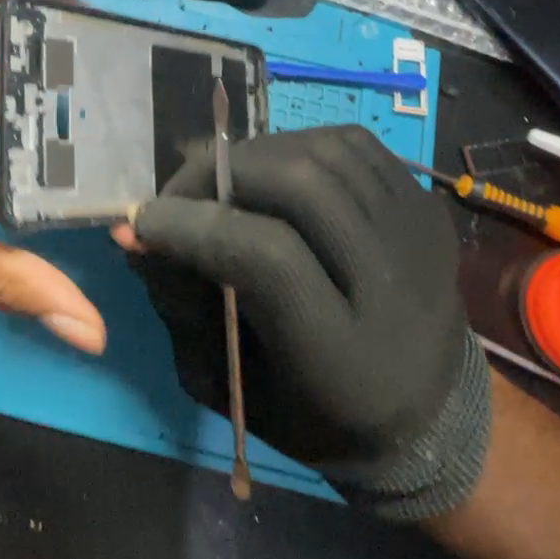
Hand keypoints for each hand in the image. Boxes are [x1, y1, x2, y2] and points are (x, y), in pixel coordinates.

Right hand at [114, 126, 492, 519]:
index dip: (194, 226)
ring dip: (253, 156)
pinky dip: (295, 147)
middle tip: (179, 196)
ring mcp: (418, 236)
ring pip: (323, 154)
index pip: (267, 258)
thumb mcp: (225, 382)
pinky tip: (270, 176)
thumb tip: (133, 230)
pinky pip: (350, 144)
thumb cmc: (307, 412)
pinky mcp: (426, 207)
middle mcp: (396, 287)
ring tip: (221, 185)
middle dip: (219, 175)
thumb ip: (178, 305)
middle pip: (301, 186)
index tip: (144, 222)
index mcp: (345, 356)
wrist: (423, 414)